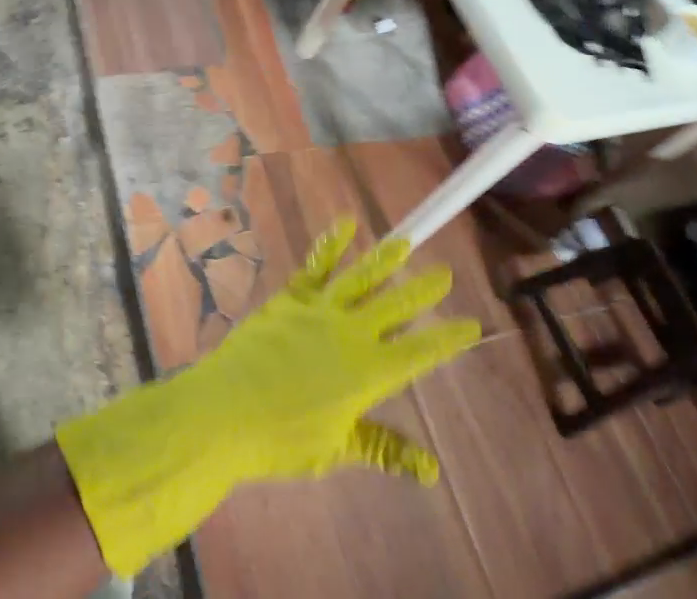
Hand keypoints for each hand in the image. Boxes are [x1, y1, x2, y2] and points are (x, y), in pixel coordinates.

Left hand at [56, 219, 481, 577]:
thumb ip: (384, 450)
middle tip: (445, 274)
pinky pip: (315, 267)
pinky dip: (330, 245)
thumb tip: (433, 472)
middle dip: (424, 290)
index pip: (421, 353)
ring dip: (385, 259)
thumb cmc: (281, 438)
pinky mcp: (289, 300)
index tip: (472, 325)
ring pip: (362, 278)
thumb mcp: (338, 449)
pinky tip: (344, 225)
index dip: (448, 339)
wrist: (224, 411)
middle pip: (397, 306)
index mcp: (370, 373)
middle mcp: (352, 334)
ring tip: (405, 241)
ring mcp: (320, 312)